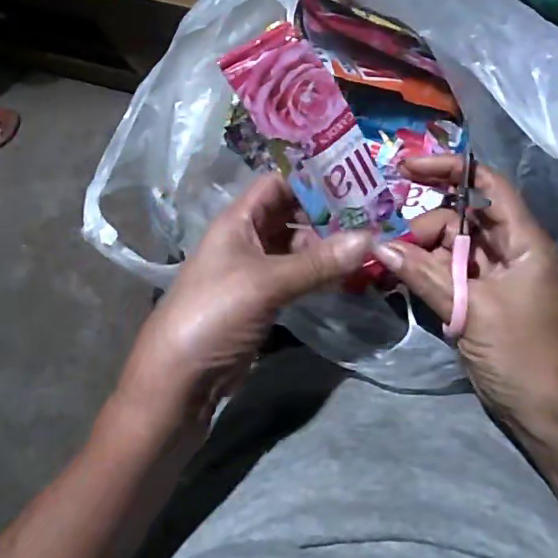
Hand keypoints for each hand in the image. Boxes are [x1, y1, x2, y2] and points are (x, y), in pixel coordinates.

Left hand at [111, 174, 374, 435]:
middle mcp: (247, 240)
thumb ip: (317, 262)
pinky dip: (322, 275)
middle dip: (329, 214)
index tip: (357, 177)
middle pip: (292, 215)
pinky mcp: (265, 301)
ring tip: (374, 243)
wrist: (180, 379)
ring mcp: (256, 272)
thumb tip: (371, 238)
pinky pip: (298, 278)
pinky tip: (352, 276)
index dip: (312, 178)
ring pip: (298, 249)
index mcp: (237, 221)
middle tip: (377, 214)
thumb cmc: (214, 313)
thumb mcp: (265, 283)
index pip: (277, 184)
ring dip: (330, 247)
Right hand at [372, 156, 557, 438]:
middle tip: (395, 247)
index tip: (407, 167)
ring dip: (420, 250)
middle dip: (425, 225)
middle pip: (459, 216)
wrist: (545, 413)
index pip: (488, 187)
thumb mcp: (472, 312)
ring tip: (394, 267)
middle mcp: (508, 250)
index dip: (450, 169)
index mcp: (523, 242)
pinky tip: (400, 275)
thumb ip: (425, 275)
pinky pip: (445, 270)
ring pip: (448, 244)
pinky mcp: (477, 296)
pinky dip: (423, 269)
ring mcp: (492, 274)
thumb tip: (380, 246)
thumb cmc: (522, 355)